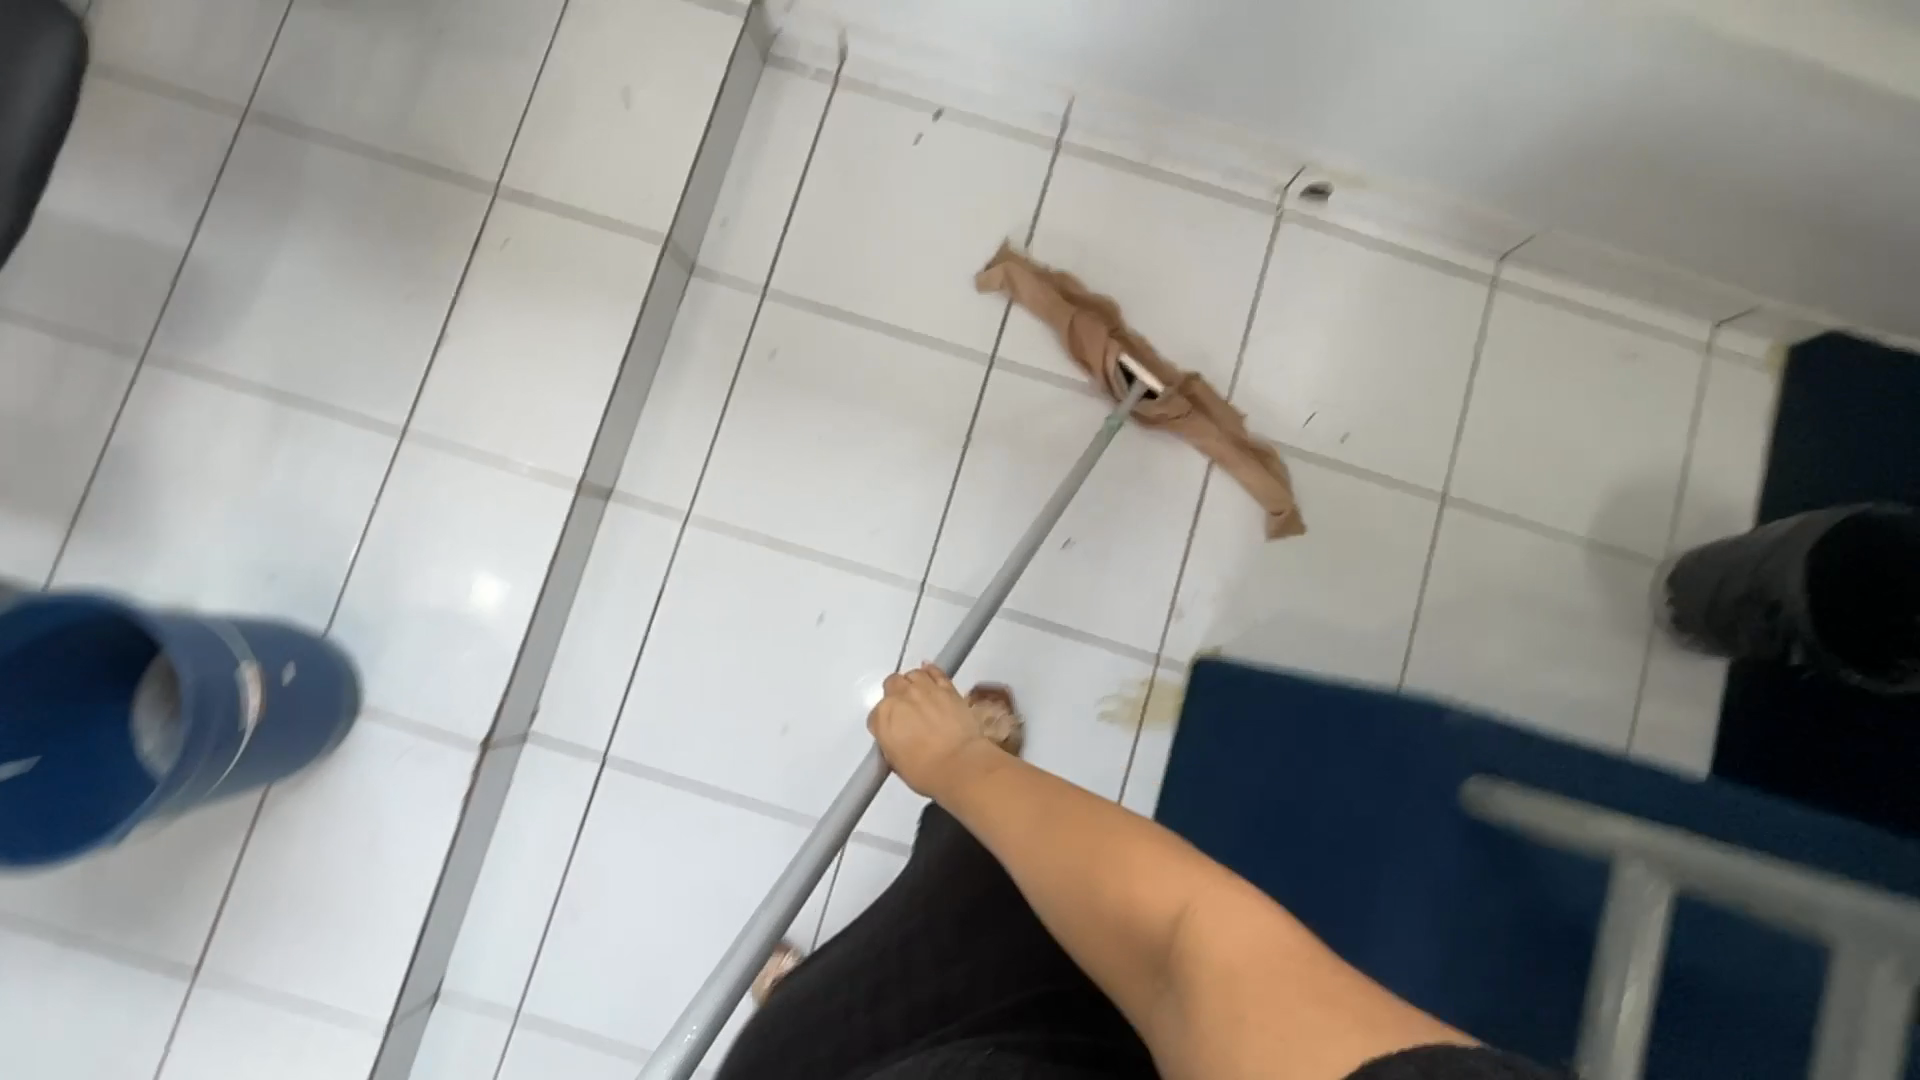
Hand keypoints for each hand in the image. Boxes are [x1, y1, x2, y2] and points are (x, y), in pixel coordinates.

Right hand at [867, 663, 999, 798]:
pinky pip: (935, 671)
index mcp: (883, 717)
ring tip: (918, 693)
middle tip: (905, 709)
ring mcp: (925, 689)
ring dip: (912, 682)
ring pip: (913, 674)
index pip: (876, 714)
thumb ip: (891, 743)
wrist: (959, 764)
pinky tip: (928, 670)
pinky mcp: (947, 687)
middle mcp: (900, 697)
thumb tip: (896, 739)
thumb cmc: (925, 772)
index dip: (884, 722)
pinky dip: (930, 670)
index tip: (892, 729)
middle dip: (896, 694)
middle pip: (892, 684)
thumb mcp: (896, 763)